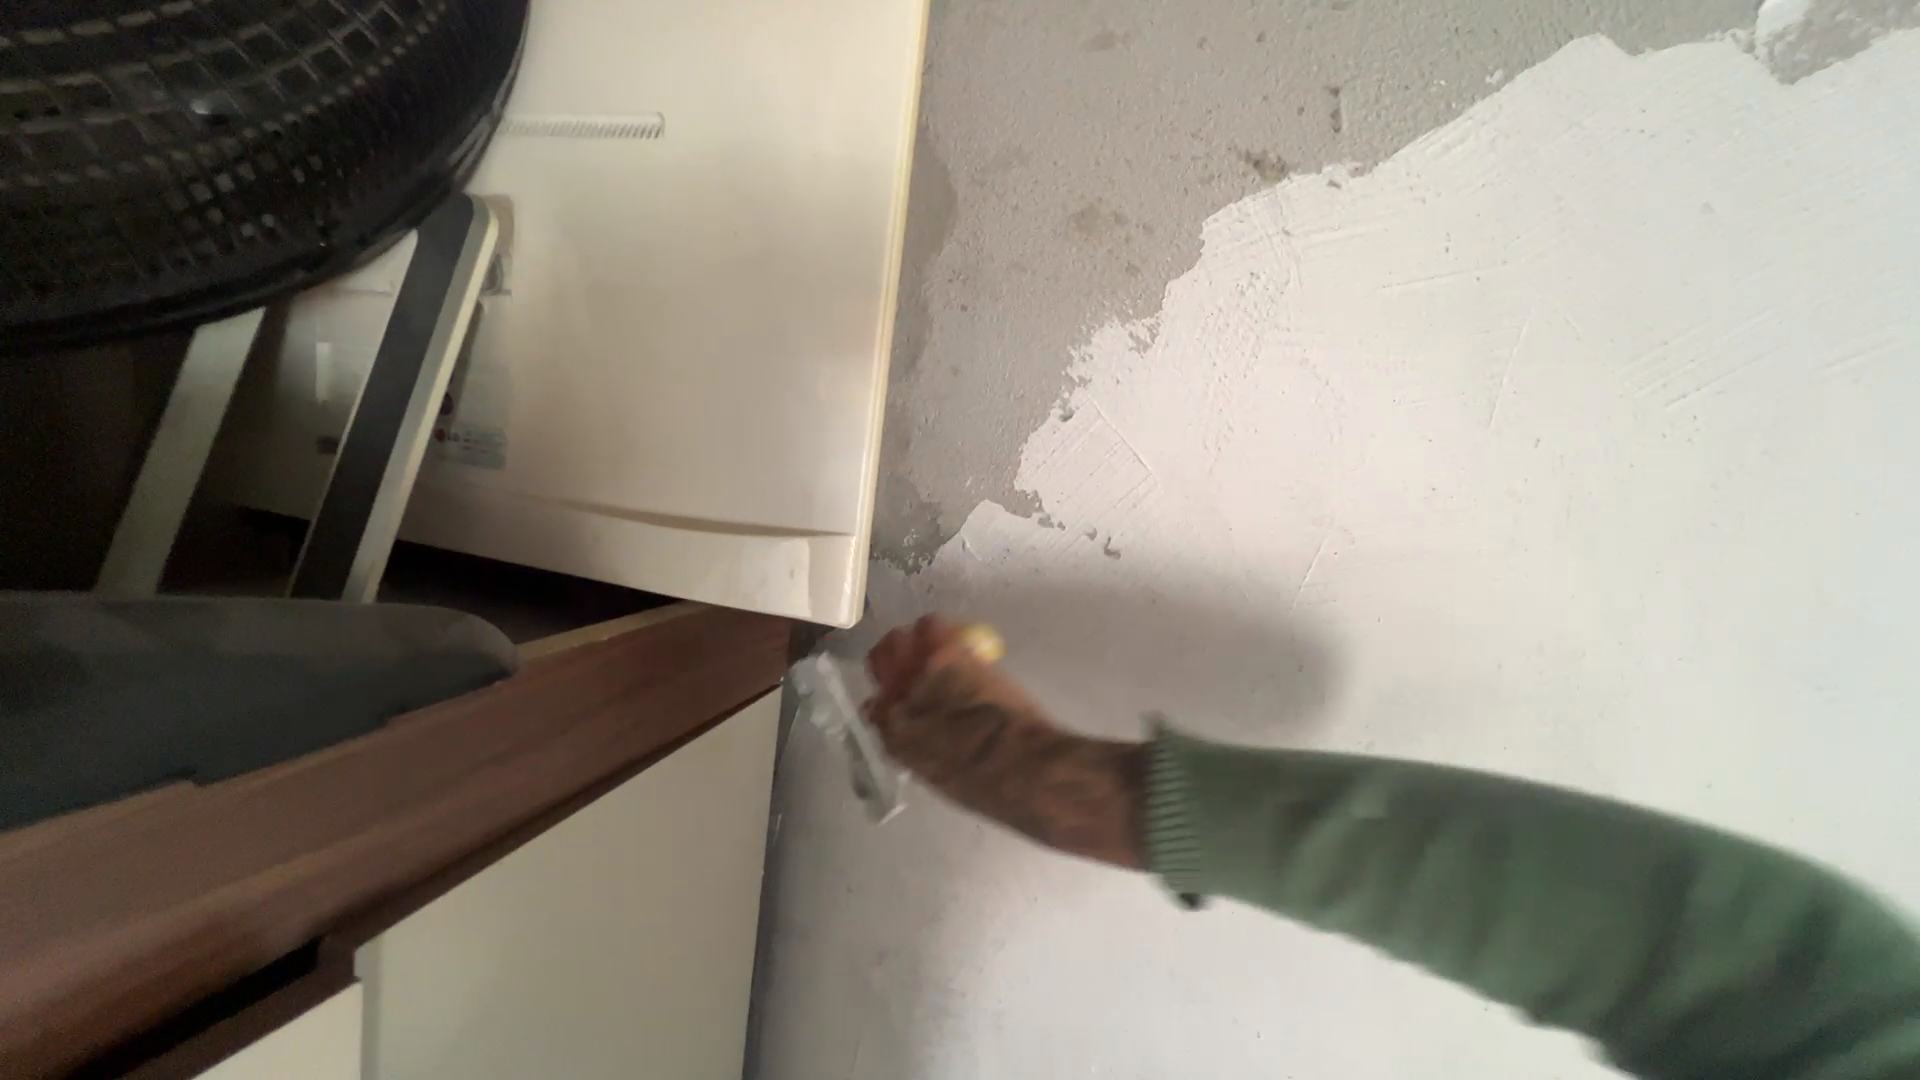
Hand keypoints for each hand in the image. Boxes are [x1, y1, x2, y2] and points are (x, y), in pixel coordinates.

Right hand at [865, 615, 1146, 869]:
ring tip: (936, 648)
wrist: (1018, 765)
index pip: (874, 707)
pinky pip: (930, 626)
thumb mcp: (939, 774)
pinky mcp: (947, 652)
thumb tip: (913, 730)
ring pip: (901, 639)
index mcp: (895, 737)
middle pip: (879, 662)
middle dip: (892, 661)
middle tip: (915, 664)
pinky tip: (956, 639)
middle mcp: (897, 700)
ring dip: (915, 642)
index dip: (891, 699)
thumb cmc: (986, 783)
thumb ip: (918, 747)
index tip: (905, 698)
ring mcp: (919, 673)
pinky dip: (937, 630)